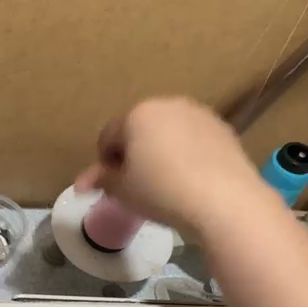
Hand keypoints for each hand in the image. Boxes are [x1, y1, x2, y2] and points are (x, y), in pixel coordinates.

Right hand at [75, 97, 275, 236]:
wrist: (223, 200)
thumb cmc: (160, 191)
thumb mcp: (121, 190)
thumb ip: (101, 180)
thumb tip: (83, 183)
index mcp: (137, 114)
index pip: (107, 137)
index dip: (104, 163)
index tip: (112, 186)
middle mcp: (167, 105)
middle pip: (139, 130)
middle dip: (133, 154)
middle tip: (136, 185)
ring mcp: (199, 114)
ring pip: (167, 133)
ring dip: (159, 152)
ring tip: (165, 183)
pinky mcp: (223, 129)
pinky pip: (193, 140)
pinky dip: (186, 154)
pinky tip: (189, 180)